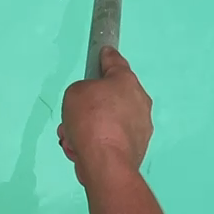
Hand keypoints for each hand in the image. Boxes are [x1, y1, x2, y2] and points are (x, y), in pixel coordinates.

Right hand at [58, 46, 152, 180]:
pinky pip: (112, 140)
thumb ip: (82, 91)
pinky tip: (82, 151)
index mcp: (126, 81)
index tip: (103, 53)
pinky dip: (98, 143)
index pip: (115, 62)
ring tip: (73, 138)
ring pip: (110, 121)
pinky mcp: (138, 148)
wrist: (105, 161)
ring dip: (91, 127)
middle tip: (73, 115)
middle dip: (91, 105)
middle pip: (112, 96)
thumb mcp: (74, 93)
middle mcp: (139, 101)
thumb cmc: (91, 121)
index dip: (105, 57)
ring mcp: (141, 126)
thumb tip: (88, 103)